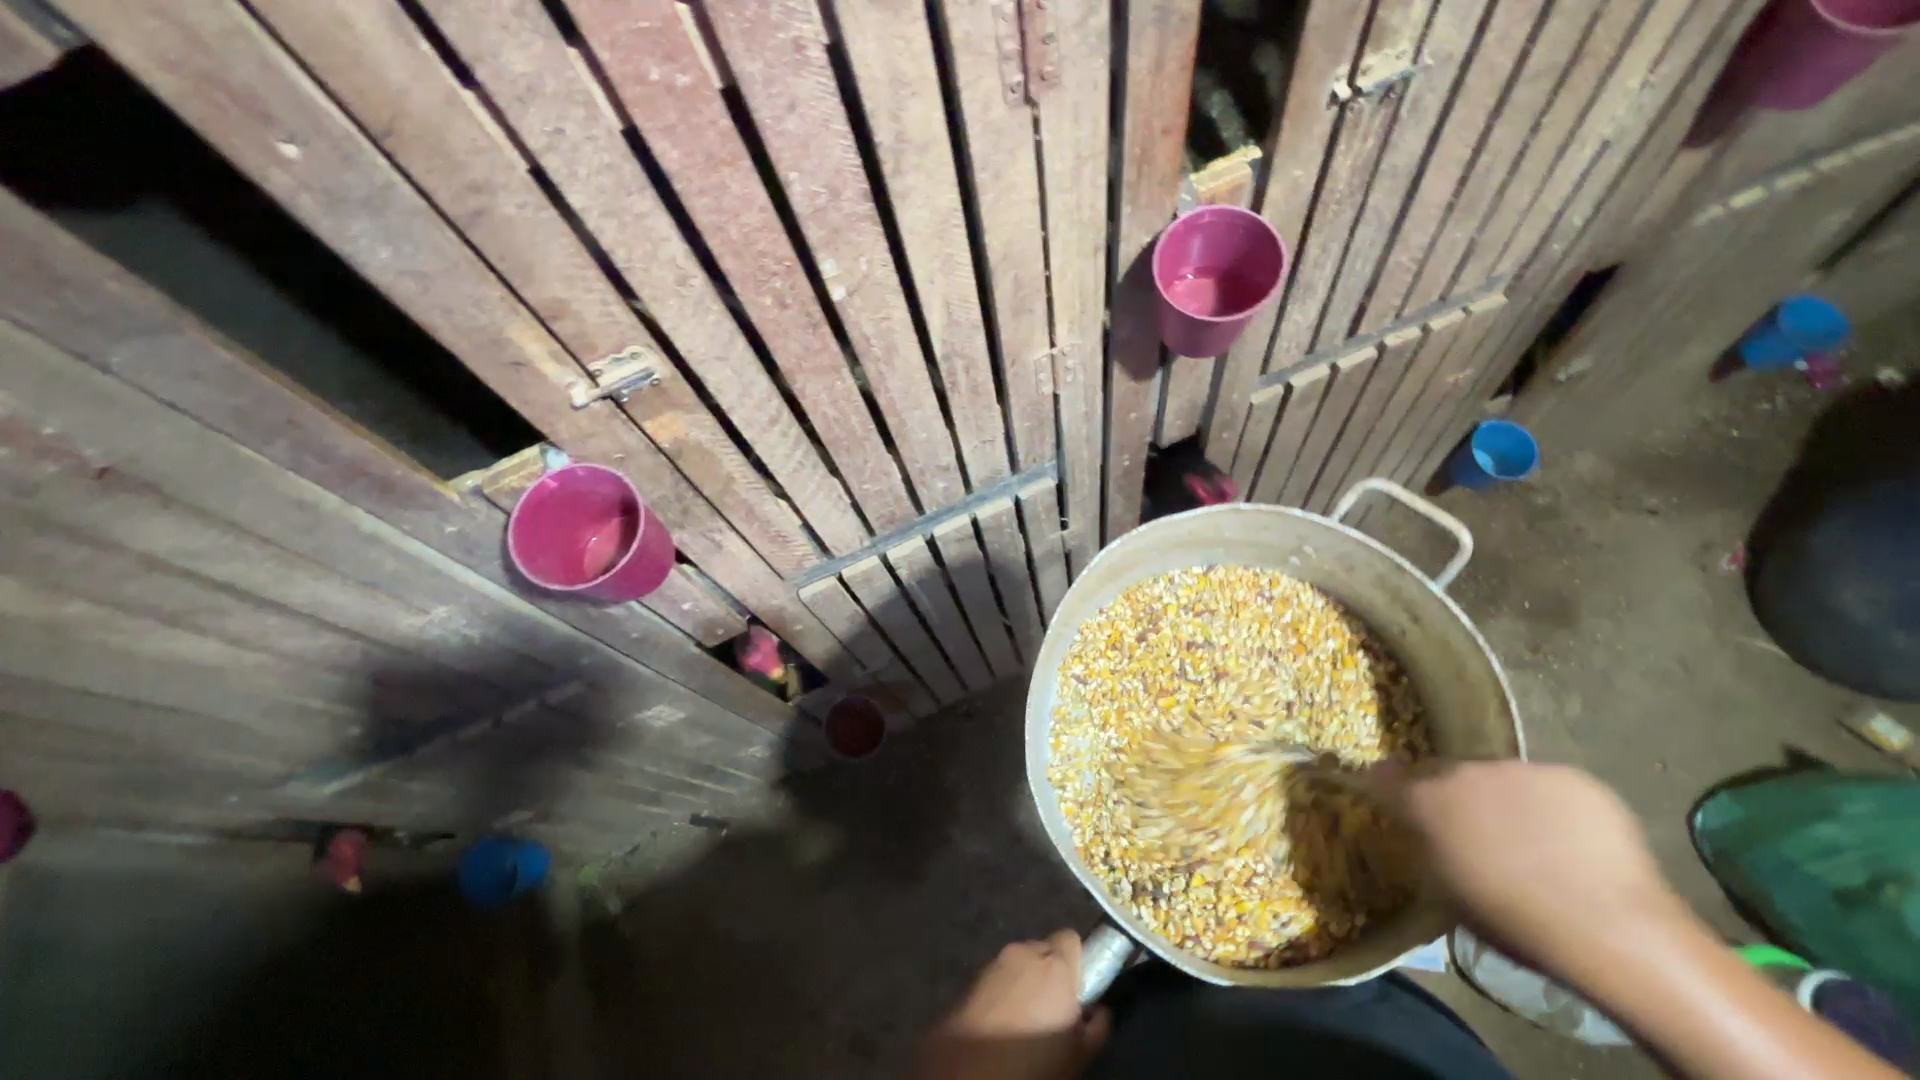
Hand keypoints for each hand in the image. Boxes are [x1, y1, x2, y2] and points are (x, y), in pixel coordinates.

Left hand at [917, 930, 1110, 1079]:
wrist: (970, 1068)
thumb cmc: (1033, 1059)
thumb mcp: (1079, 1054)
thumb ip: (1097, 1026)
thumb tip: (1099, 1010)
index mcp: (1055, 964)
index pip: (1071, 937)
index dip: (1076, 959)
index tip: (1077, 986)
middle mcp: (1024, 952)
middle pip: (1044, 949)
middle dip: (1050, 970)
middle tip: (1053, 1005)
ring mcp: (995, 962)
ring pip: (1020, 962)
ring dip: (1026, 979)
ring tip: (1025, 1015)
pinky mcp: (972, 976)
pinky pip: (998, 974)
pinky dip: (1004, 989)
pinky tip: (1003, 1018)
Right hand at [1387, 760, 1687, 973]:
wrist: (1611, 927)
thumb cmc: (1514, 922)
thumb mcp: (1447, 892)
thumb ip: (1428, 851)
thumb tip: (1426, 838)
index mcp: (1428, 801)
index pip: (1385, 778)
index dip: (1382, 785)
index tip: (1384, 793)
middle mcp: (1467, 772)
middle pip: (1449, 776)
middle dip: (1453, 799)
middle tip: (1473, 833)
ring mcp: (1522, 770)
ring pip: (1501, 780)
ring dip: (1504, 801)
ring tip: (1531, 841)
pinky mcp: (1572, 776)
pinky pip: (1548, 786)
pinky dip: (1550, 806)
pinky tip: (1570, 842)